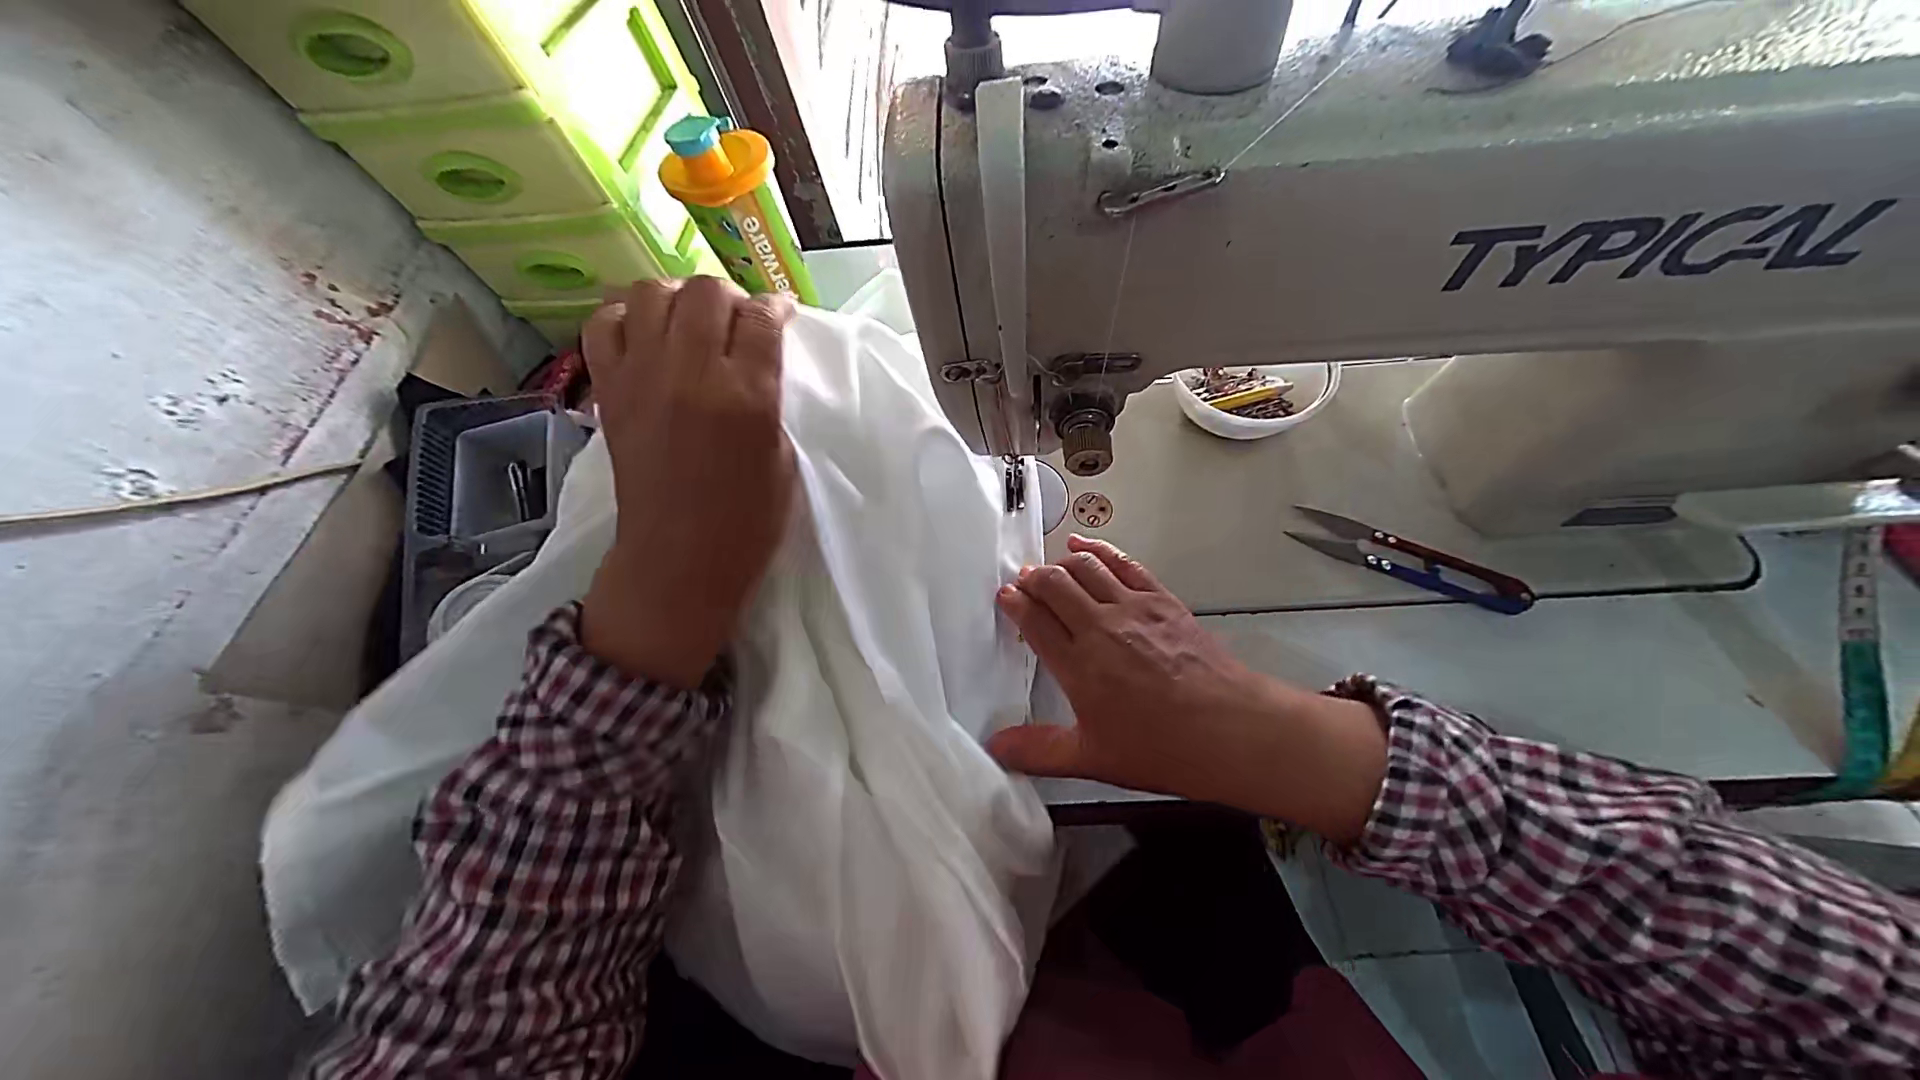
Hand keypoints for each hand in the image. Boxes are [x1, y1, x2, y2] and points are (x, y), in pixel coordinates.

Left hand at [578, 278, 795, 688]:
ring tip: (692, 322)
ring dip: (679, 298)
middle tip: (738, 321)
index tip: (782, 314)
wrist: (680, 560)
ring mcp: (642, 377)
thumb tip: (756, 362)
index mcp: (747, 396)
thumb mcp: (782, 458)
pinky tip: (646, 334)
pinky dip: (626, 316)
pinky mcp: (610, 390)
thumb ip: (770, 400)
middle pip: (708, 292)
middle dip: (731, 297)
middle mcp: (691, 373)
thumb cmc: (748, 521)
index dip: (777, 308)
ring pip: (652, 292)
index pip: (762, 319)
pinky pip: (605, 325)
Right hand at [987, 536, 1387, 842]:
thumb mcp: (1093, 758)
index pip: (1034, 620)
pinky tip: (1085, 546)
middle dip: (1032, 579)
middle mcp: (1101, 628)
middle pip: (1054, 584)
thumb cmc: (1165, 747)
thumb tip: (999, 748)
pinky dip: (1100, 550)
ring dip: (1060, 563)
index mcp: (1079, 666)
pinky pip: (1124, 564)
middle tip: (1022, 583)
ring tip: (1049, 569)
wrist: (1233, 730)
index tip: (1006, 597)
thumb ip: (1040, 750)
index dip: (1014, 603)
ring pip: (1085, 568)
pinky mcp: (1162, 601)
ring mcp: (1134, 609)